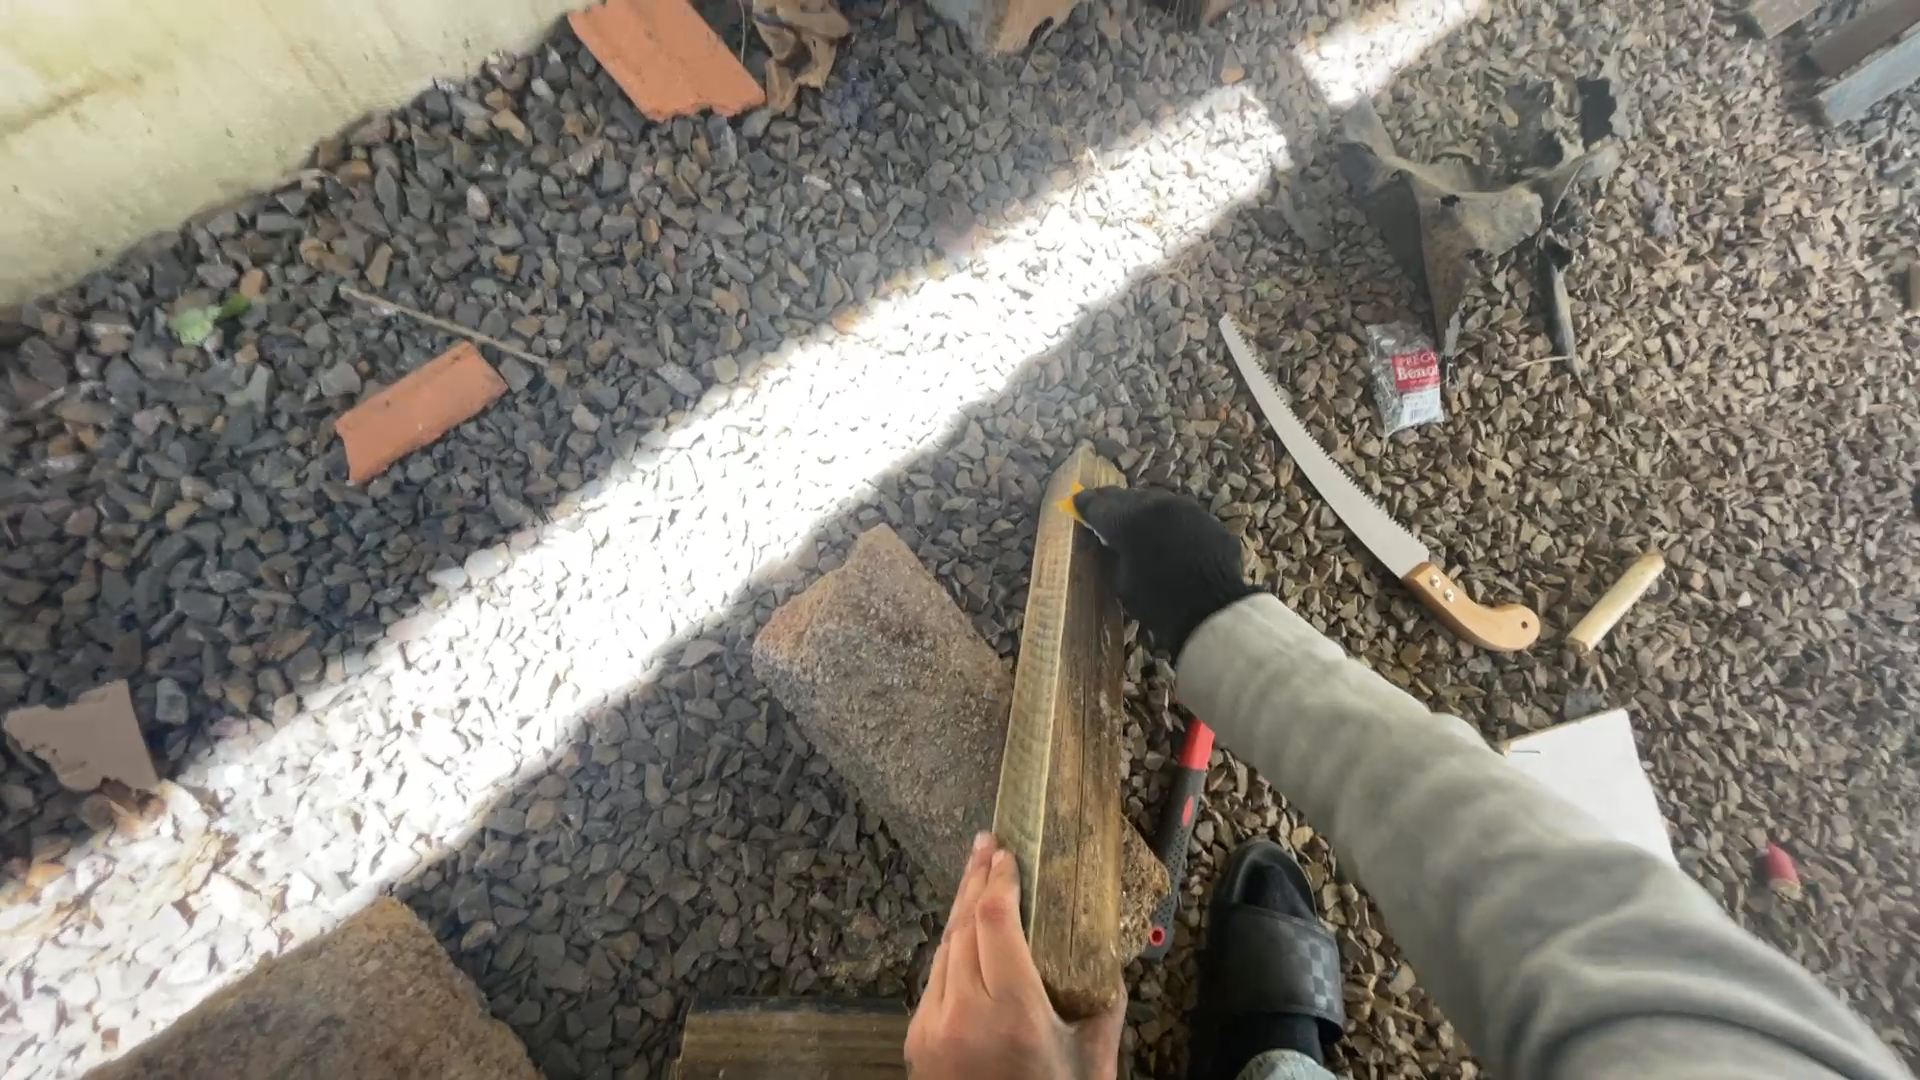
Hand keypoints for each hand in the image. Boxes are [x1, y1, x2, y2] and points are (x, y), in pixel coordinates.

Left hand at [905, 834, 1124, 1079]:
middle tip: (988, 843)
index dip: (1000, 880)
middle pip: (964, 924)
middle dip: (977, 879)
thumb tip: (1107, 947)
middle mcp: (964, 1015)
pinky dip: (951, 945)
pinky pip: (935, 977)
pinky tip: (964, 928)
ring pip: (944, 946)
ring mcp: (932, 1028)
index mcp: (1013, 1016)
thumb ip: (1105, 1002)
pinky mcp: (916, 1041)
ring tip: (977, 874)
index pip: (996, 922)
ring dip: (961, 907)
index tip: (1008, 852)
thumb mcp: (1094, 1061)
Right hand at [1071, 487, 1257, 660]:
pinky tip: (1166, 535)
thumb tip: (1115, 544)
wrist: (1214, 611)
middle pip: (1126, 497)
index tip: (1076, 501)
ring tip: (1133, 519)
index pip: (1098, 506)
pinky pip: (1179, 515)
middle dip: (1111, 502)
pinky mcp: (1208, 519)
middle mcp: (1155, 504)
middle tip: (1100, 506)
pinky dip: (1166, 522)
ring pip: (1154, 501)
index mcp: (1127, 520)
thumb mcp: (1122, 583)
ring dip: (1141, 509)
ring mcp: (1185, 508)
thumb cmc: (1159, 603)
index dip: (1084, 504)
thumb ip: (1115, 554)